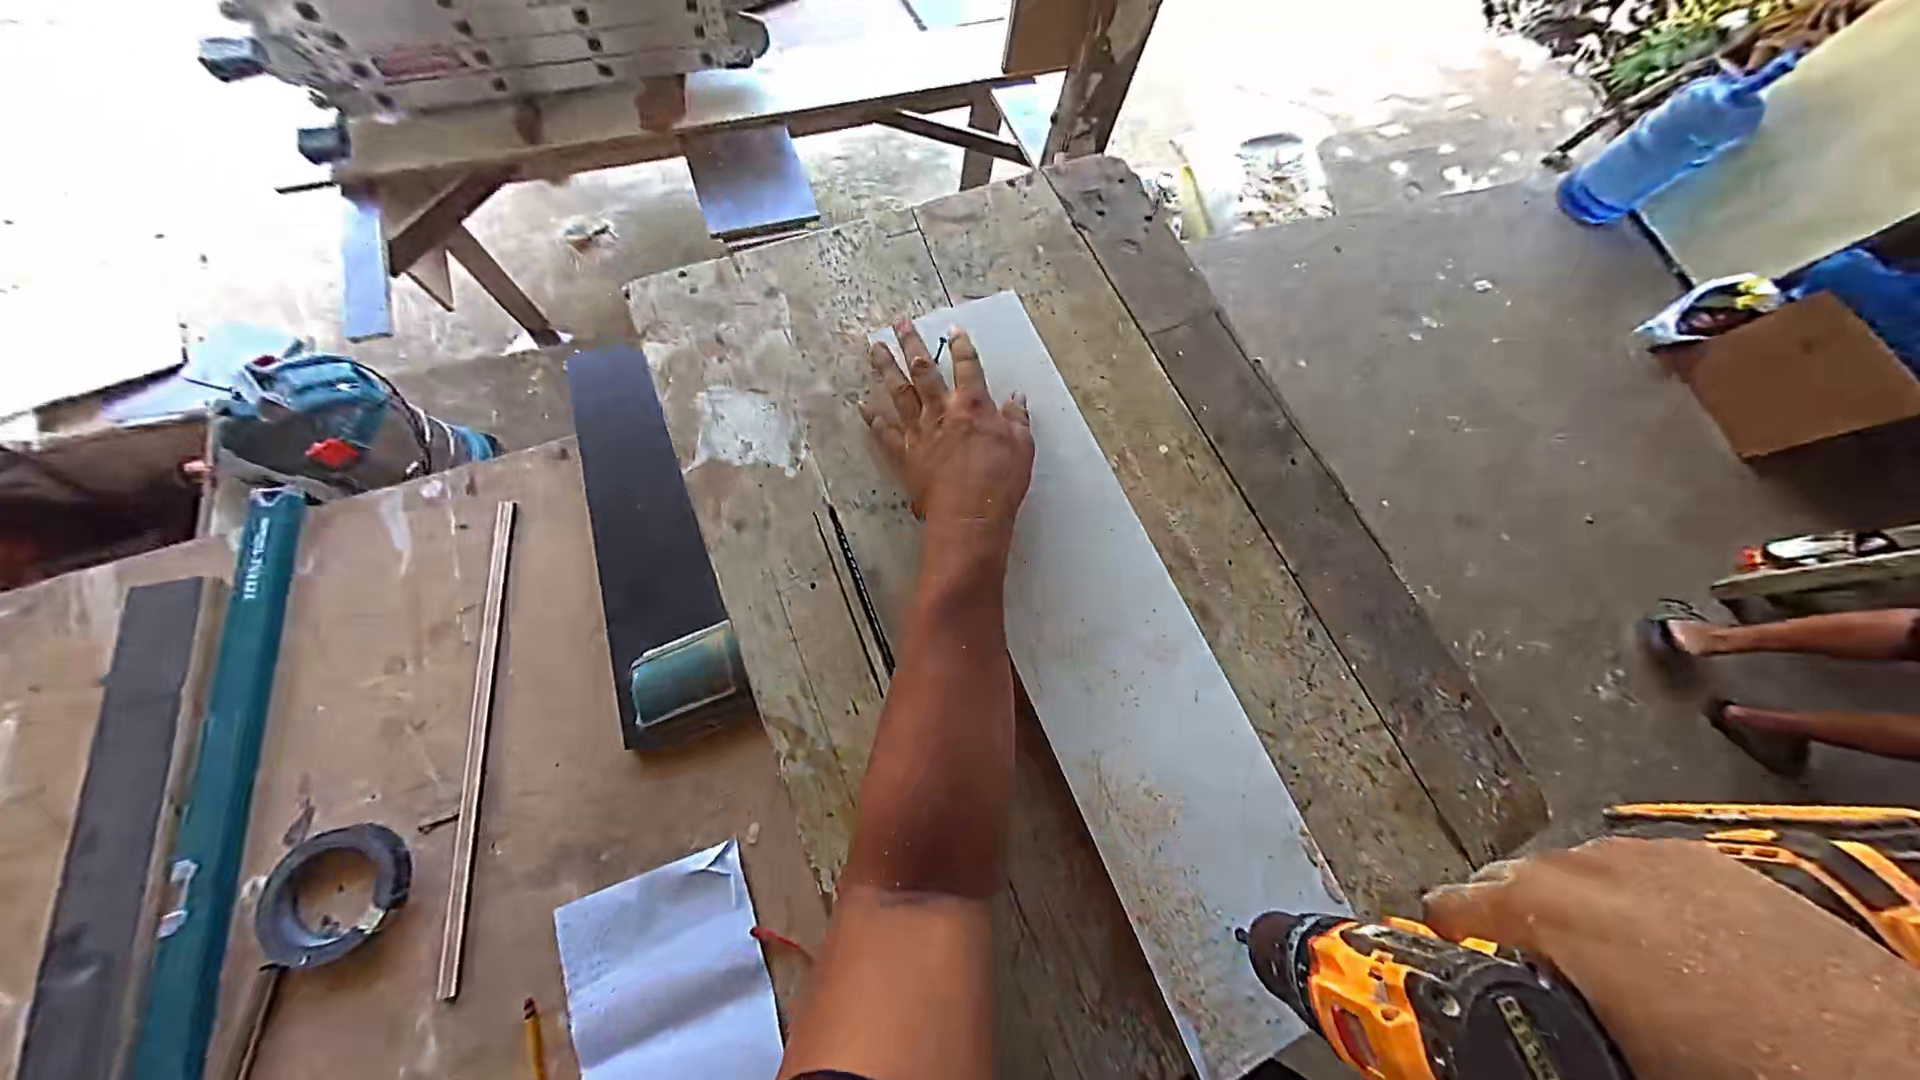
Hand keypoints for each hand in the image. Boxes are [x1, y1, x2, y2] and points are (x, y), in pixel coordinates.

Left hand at [861, 322, 1032, 540]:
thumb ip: (1016, 419)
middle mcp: (941, 411)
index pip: (967, 366)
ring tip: (874, 348)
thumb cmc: (999, 482)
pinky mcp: (905, 455)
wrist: (969, 514)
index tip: (954, 330)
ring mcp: (920, 432)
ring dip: (885, 368)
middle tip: (900, 324)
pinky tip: (863, 407)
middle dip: (911, 344)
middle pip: (923, 370)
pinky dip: (873, 420)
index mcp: (972, 405)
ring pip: (898, 392)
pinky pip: (885, 433)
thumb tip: (1016, 400)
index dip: (961, 346)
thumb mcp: (1022, 446)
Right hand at [1422, 838, 1919, 1079]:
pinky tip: (1667, 940)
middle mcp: (1570, 866)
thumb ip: (1540, 1007)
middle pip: (1500, 879)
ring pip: (1562, 870)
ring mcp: (1632, 853)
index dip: (1448, 937)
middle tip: (1545, 970)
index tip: (1463, 959)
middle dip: (1508, 918)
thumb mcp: (1611, 1050)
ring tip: (1615, 959)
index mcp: (1537, 908)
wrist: (1888, 1056)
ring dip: (1567, 905)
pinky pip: (1624, 868)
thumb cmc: (1744, 1064)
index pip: (1446, 905)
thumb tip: (1510, 1011)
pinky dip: (1625, 896)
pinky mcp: (1688, 855)